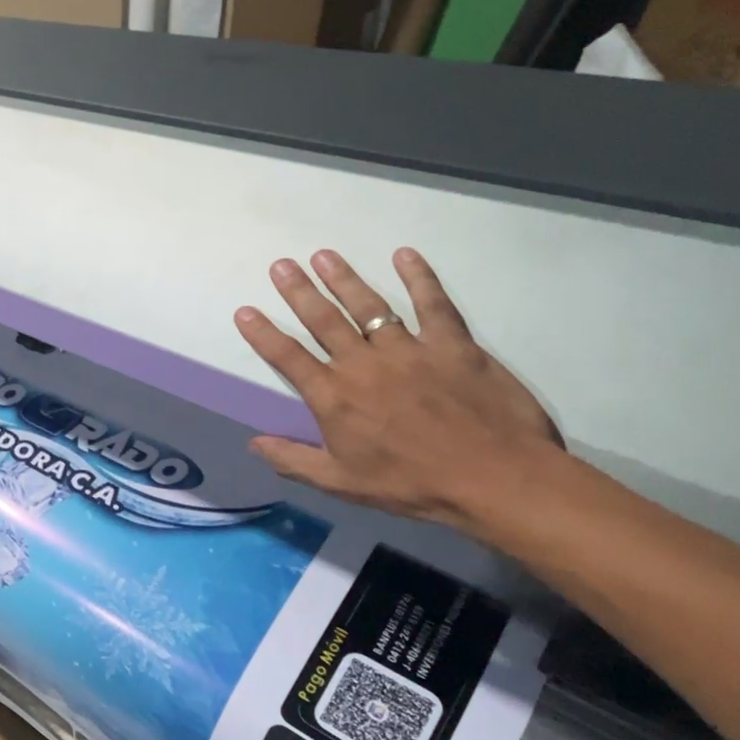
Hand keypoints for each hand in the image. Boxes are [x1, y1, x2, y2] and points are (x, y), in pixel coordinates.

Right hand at [234, 248, 561, 529]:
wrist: (495, 479)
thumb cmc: (412, 485)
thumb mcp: (342, 483)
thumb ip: (294, 460)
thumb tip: (253, 443)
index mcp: (334, 397)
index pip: (288, 357)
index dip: (263, 334)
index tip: (244, 311)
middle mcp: (364, 365)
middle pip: (324, 321)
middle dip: (299, 292)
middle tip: (281, 265)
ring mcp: (410, 351)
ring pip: (370, 306)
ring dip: (344, 279)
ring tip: (324, 255)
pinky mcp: (453, 346)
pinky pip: (433, 305)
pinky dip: (419, 277)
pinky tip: (404, 256)